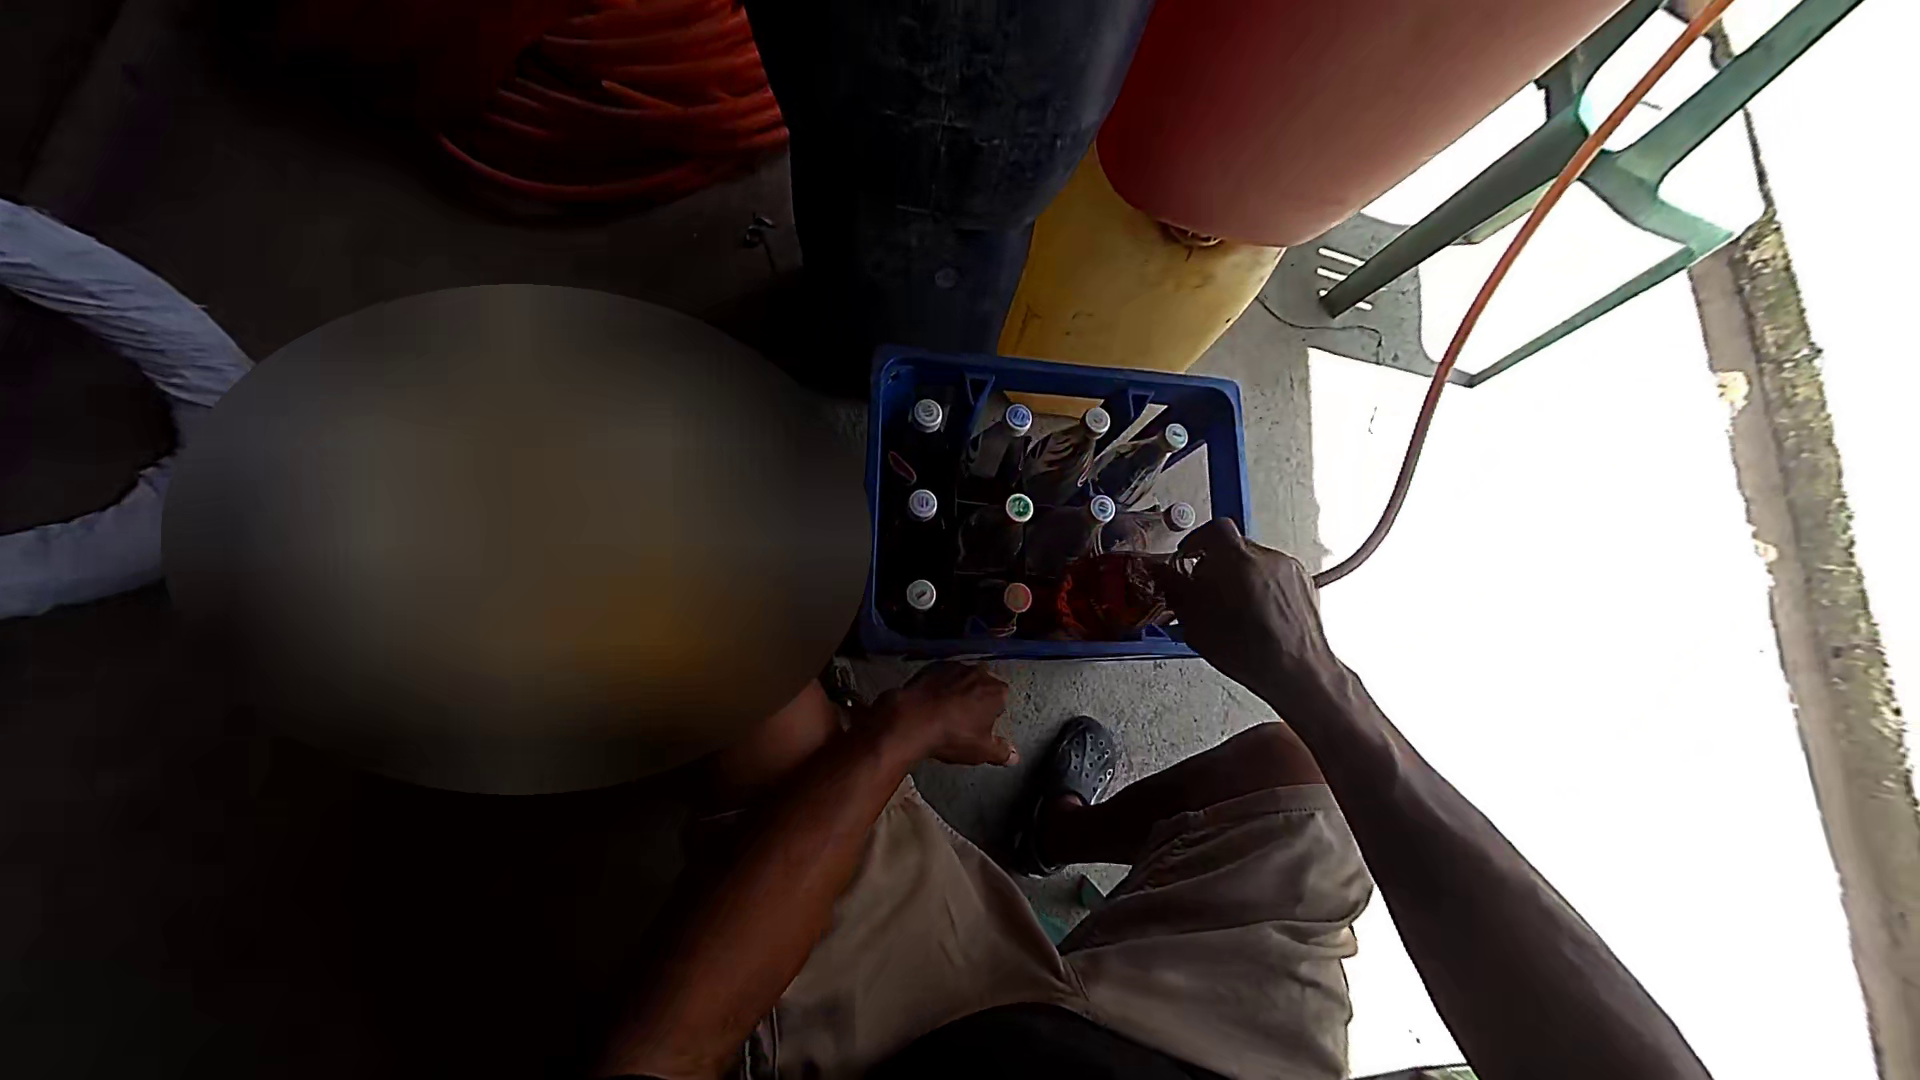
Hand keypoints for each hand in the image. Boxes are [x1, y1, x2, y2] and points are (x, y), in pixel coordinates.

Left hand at [866, 662, 1016, 766]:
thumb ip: (1001, 752)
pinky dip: (939, 686)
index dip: (993, 712)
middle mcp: (978, 673)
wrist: (913, 720)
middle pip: (983, 684)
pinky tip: (931, 702)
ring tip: (946, 711)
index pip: (1002, 699)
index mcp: (996, 691)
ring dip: (958, 690)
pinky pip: (941, 676)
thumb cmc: (953, 735)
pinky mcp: (932, 667)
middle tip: (965, 719)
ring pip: (962, 678)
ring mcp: (954, 667)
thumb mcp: (981, 751)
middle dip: (977, 697)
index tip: (982, 725)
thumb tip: (1014, 757)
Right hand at [1153, 519, 1346, 708]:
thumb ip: (1176, 588)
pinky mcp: (1303, 582)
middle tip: (1204, 588)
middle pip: (1233, 546)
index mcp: (1237, 559)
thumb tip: (1163, 573)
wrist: (1296, 670)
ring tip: (1231, 608)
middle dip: (1216, 564)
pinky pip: (1273, 574)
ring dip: (1239, 576)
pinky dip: (1260, 586)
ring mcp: (1288, 569)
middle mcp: (1266, 557)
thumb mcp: (1195, 620)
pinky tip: (1253, 614)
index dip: (1196, 541)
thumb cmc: (1250, 650)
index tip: (1188, 556)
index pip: (1214, 529)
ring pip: (1253, 561)